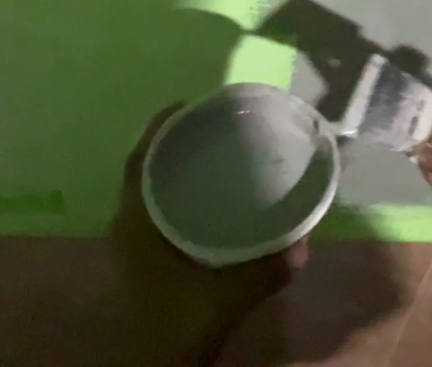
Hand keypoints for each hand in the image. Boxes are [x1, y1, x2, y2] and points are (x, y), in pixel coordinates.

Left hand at [108, 103, 308, 364]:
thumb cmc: (174, 328)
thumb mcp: (222, 301)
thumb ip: (263, 272)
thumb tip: (303, 242)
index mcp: (135, 221)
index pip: (139, 159)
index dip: (159, 127)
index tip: (187, 103)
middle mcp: (127, 224)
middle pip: (144, 168)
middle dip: (172, 142)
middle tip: (210, 124)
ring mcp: (132, 243)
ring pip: (148, 189)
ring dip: (172, 167)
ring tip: (211, 150)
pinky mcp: (142, 260)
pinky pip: (155, 209)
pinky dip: (175, 193)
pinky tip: (206, 198)